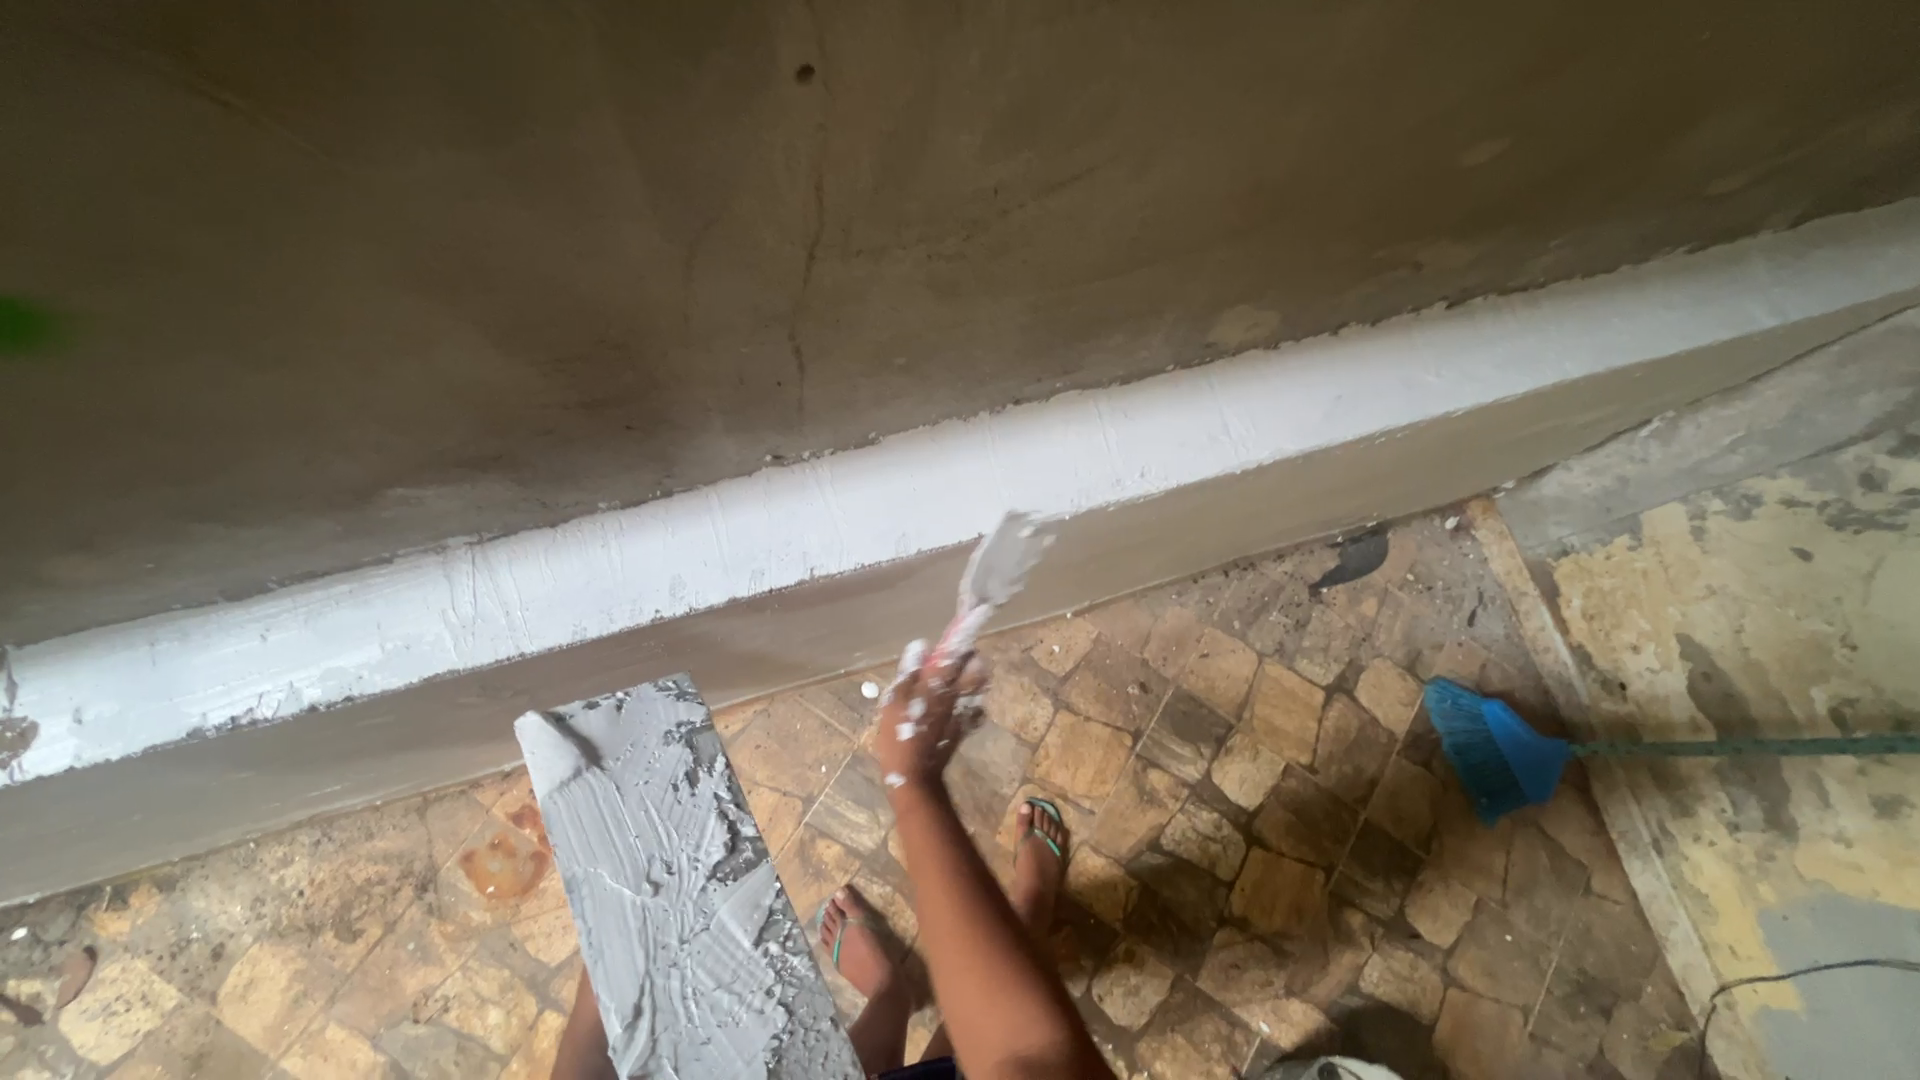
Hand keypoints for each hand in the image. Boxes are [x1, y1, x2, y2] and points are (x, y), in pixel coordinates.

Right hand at [873, 639, 988, 794]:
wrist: (914, 776)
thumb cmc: (899, 736)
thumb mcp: (894, 701)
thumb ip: (910, 672)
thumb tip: (922, 646)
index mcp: (937, 684)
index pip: (954, 651)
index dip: (966, 631)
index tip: (978, 612)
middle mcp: (956, 694)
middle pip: (978, 667)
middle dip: (972, 656)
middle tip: (957, 656)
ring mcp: (963, 712)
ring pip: (979, 686)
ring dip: (974, 676)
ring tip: (959, 676)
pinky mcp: (964, 728)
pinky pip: (976, 709)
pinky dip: (972, 702)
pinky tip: (959, 704)